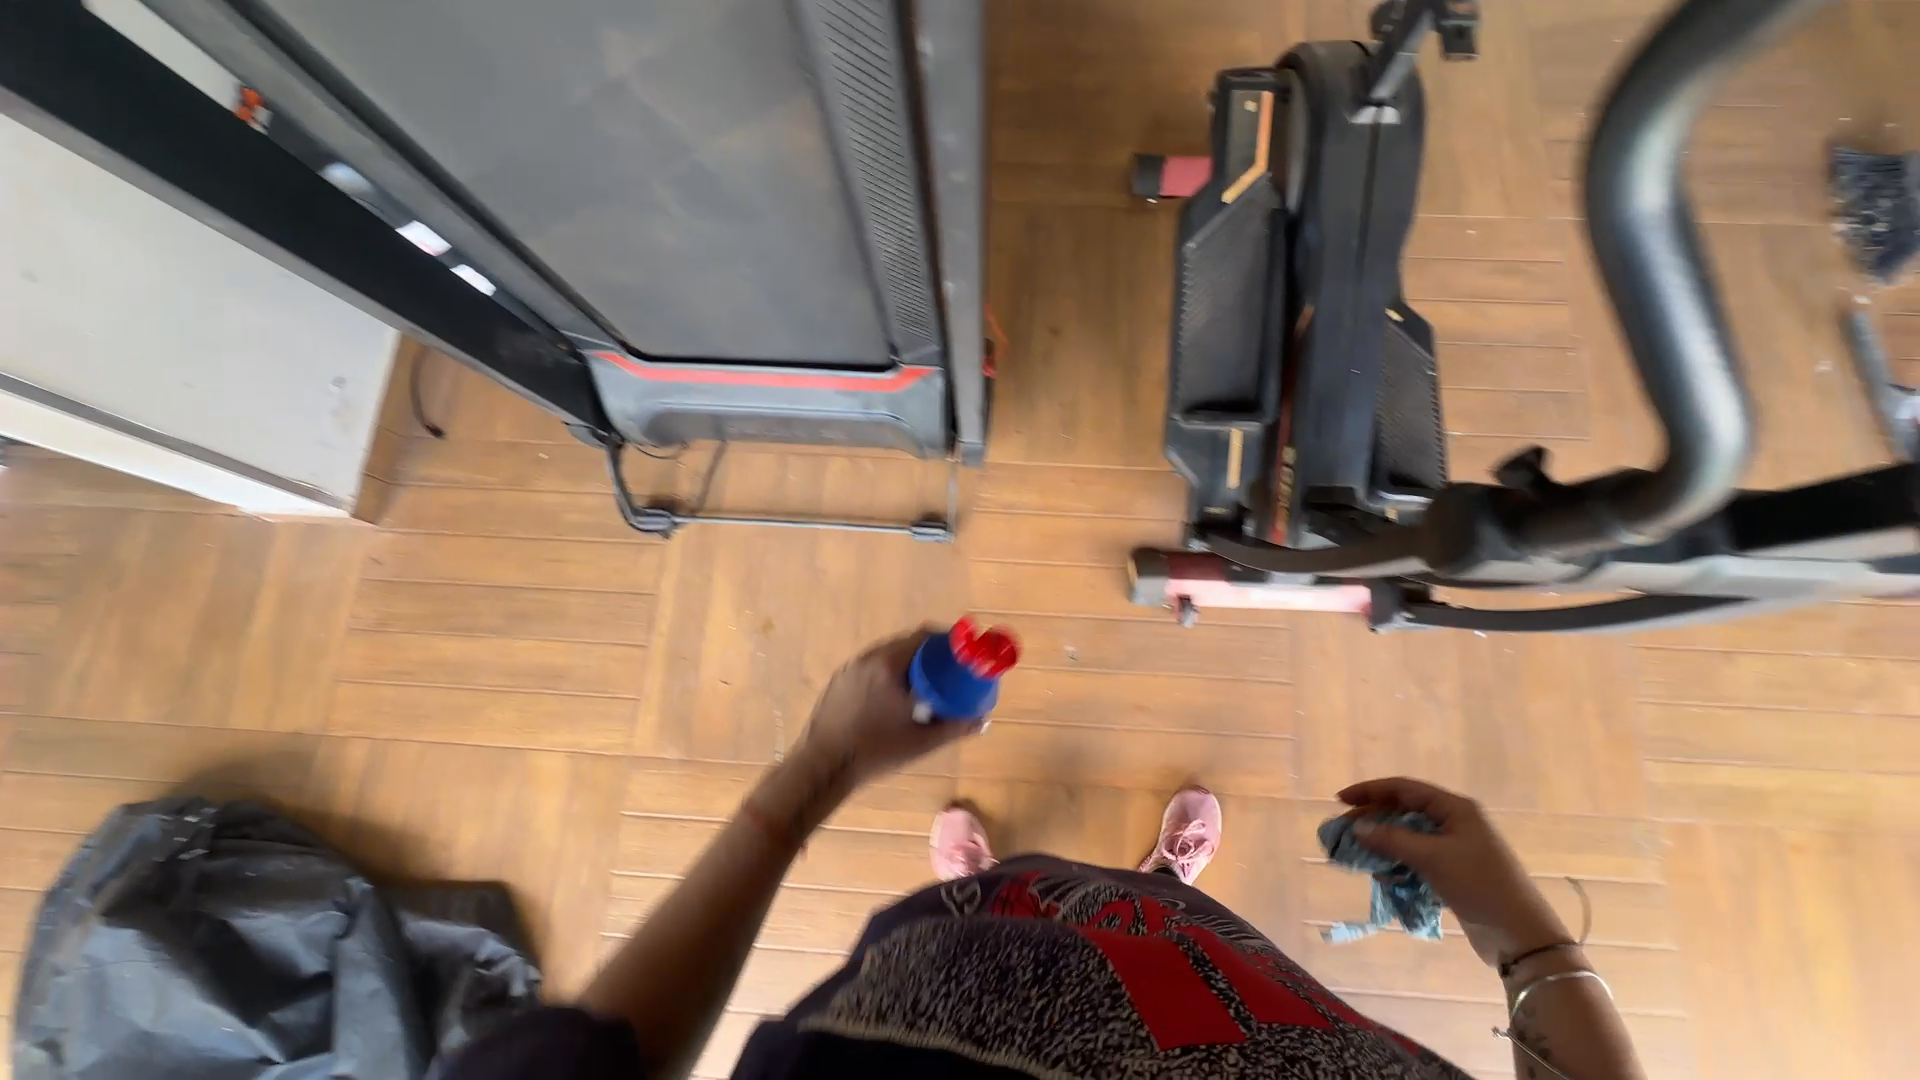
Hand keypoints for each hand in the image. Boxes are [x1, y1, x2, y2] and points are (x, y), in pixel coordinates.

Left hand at [790, 630, 982, 790]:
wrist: (823, 766)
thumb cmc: (876, 751)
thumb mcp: (922, 741)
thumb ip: (955, 726)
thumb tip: (982, 719)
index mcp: (889, 664)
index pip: (924, 636)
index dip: (946, 640)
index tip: (962, 653)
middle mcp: (868, 658)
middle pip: (906, 643)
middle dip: (929, 653)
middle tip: (947, 671)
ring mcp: (850, 669)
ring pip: (887, 655)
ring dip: (908, 663)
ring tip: (923, 684)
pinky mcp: (839, 682)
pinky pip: (871, 668)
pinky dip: (888, 673)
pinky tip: (894, 696)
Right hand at [1338, 777, 1570, 968]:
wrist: (1521, 936)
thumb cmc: (1479, 885)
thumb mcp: (1432, 858)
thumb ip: (1391, 839)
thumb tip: (1357, 828)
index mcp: (1455, 808)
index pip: (1403, 788)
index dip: (1369, 791)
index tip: (1340, 800)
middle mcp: (1455, 822)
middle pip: (1404, 810)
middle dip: (1373, 818)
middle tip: (1345, 828)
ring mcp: (1456, 847)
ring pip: (1408, 835)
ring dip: (1383, 842)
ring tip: (1359, 852)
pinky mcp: (1454, 871)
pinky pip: (1417, 857)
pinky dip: (1397, 861)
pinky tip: (1383, 873)